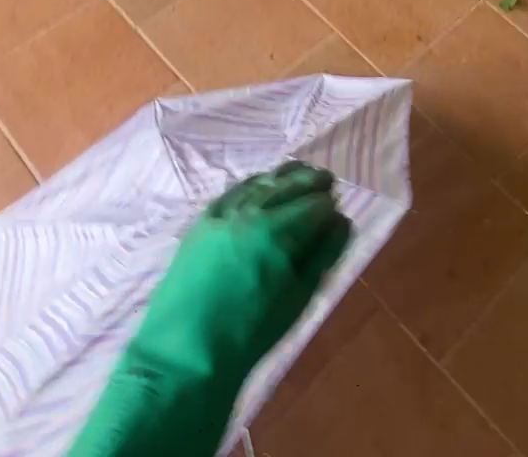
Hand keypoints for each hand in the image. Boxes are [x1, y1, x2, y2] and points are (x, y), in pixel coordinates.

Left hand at [139, 161, 352, 374]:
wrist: (185, 354)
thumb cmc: (249, 334)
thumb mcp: (297, 299)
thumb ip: (323, 255)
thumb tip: (342, 222)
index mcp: (278, 234)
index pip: (315, 206)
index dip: (330, 207)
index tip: (338, 211)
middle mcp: (251, 214)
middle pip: (289, 186)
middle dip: (312, 182)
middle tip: (328, 181)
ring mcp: (223, 215)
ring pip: (262, 183)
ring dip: (285, 177)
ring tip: (301, 173)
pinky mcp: (202, 221)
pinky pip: (233, 191)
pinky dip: (253, 183)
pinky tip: (262, 182)